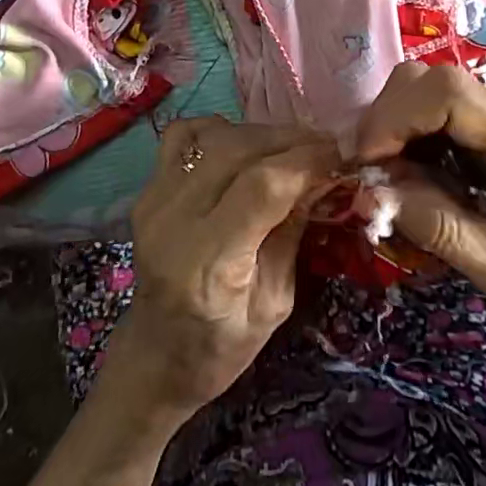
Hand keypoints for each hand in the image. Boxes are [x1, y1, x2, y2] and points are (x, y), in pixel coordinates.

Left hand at [110, 118, 337, 417]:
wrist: (154, 354)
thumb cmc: (220, 347)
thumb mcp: (274, 305)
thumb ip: (290, 235)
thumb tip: (318, 179)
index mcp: (209, 262)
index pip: (261, 186)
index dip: (304, 161)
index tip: (338, 156)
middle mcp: (174, 220)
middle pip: (236, 150)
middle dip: (288, 140)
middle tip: (324, 146)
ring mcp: (153, 200)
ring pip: (211, 137)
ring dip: (258, 133)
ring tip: (290, 145)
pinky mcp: (147, 191)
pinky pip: (182, 138)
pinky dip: (218, 131)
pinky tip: (243, 146)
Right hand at [351, 62, 485, 335]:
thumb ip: (438, 229)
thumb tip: (369, 193)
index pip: (448, 94)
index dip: (394, 117)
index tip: (368, 163)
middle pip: (430, 81)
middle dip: (385, 120)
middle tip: (371, 173)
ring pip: (426, 89)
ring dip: (393, 127)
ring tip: (390, 178)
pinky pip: (436, 109)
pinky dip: (408, 134)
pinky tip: (413, 174)